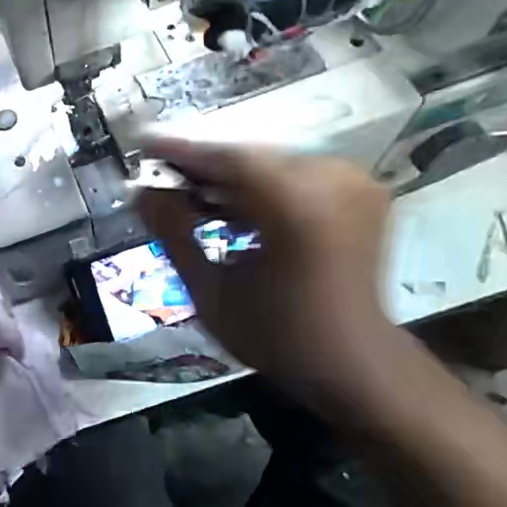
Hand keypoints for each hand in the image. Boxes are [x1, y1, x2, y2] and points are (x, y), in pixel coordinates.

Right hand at [136, 139, 405, 397]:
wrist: (353, 361)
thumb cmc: (278, 337)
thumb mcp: (212, 293)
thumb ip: (175, 234)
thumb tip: (143, 192)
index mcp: (299, 208)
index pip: (231, 159)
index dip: (184, 151)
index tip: (145, 146)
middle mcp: (334, 181)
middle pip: (254, 158)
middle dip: (207, 168)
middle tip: (164, 177)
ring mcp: (354, 183)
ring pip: (275, 165)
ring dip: (235, 179)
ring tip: (193, 196)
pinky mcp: (362, 191)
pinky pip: (299, 175)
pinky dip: (266, 187)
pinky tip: (235, 206)